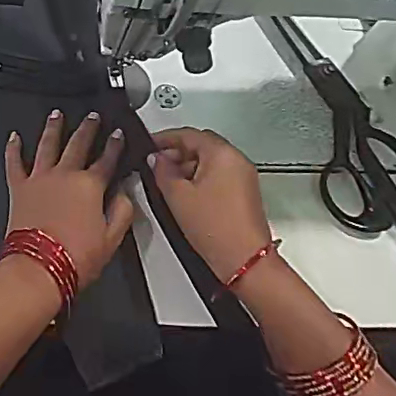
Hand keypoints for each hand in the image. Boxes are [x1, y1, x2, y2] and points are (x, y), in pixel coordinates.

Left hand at [4, 110, 134, 288]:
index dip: (114, 145)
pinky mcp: (19, 189)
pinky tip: (14, 137)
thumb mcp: (112, 239)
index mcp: (89, 186)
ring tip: (57, 115)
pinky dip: (13, 148)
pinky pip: (14, 162)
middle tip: (91, 117)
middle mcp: (64, 176)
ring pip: (47, 144)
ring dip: (53, 128)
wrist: (38, 268)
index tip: (117, 134)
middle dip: (87, 128)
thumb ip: (122, 212)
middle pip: (78, 144)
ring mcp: (39, 179)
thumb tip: (124, 196)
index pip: (107, 160)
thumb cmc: (73, 257)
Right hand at [149, 128, 275, 280]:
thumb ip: (162, 170)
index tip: (151, 145)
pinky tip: (186, 196)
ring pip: (210, 161)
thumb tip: (157, 159)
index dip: (165, 138)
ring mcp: (244, 177)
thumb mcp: (177, 196)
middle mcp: (237, 161)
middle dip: (177, 153)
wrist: (244, 260)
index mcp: (222, 154)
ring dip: (188, 167)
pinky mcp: (245, 193)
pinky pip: (219, 176)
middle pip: (201, 145)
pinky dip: (201, 179)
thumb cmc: (218, 230)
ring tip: (169, 184)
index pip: (189, 134)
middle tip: (157, 164)